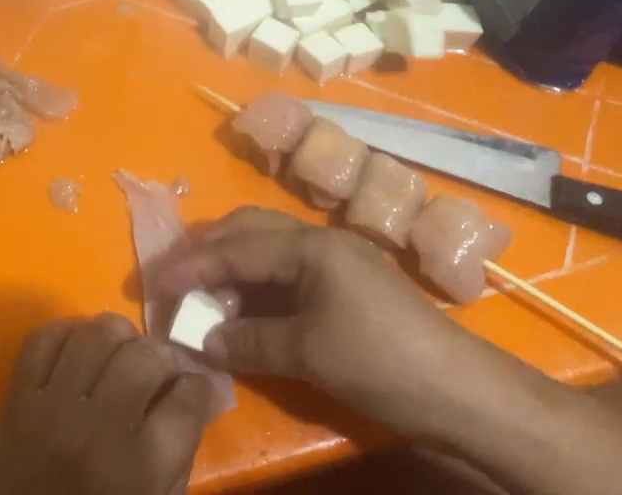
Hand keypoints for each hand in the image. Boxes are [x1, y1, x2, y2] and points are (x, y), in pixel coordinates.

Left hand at [0, 313, 211, 494]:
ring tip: (123, 352)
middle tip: (163, 370)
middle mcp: (97, 428)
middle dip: (164, 356)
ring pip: (95, 334)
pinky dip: (67, 332)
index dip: (201, 387)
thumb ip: (180, 454)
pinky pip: (43, 338)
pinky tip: (80, 347)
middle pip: (144, 357)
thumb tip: (201, 398)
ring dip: (119, 335)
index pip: (186, 401)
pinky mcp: (16, 397)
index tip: (198, 388)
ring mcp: (51, 406)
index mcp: (139, 468)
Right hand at [152, 207, 497, 439]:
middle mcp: (321, 240)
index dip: (192, 266)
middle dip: (208, 250)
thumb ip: (248, 341)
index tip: (157, 284)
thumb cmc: (381, 362)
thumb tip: (202, 339)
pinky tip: (247, 308)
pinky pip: (288, 270)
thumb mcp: (308, 353)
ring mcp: (338, 260)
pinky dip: (258, 284)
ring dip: (232, 267)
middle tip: (177, 277)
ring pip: (268, 248)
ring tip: (206, 296)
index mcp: (310, 245)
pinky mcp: (349, 284)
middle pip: (248, 230)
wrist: (464, 393)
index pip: (235, 247)